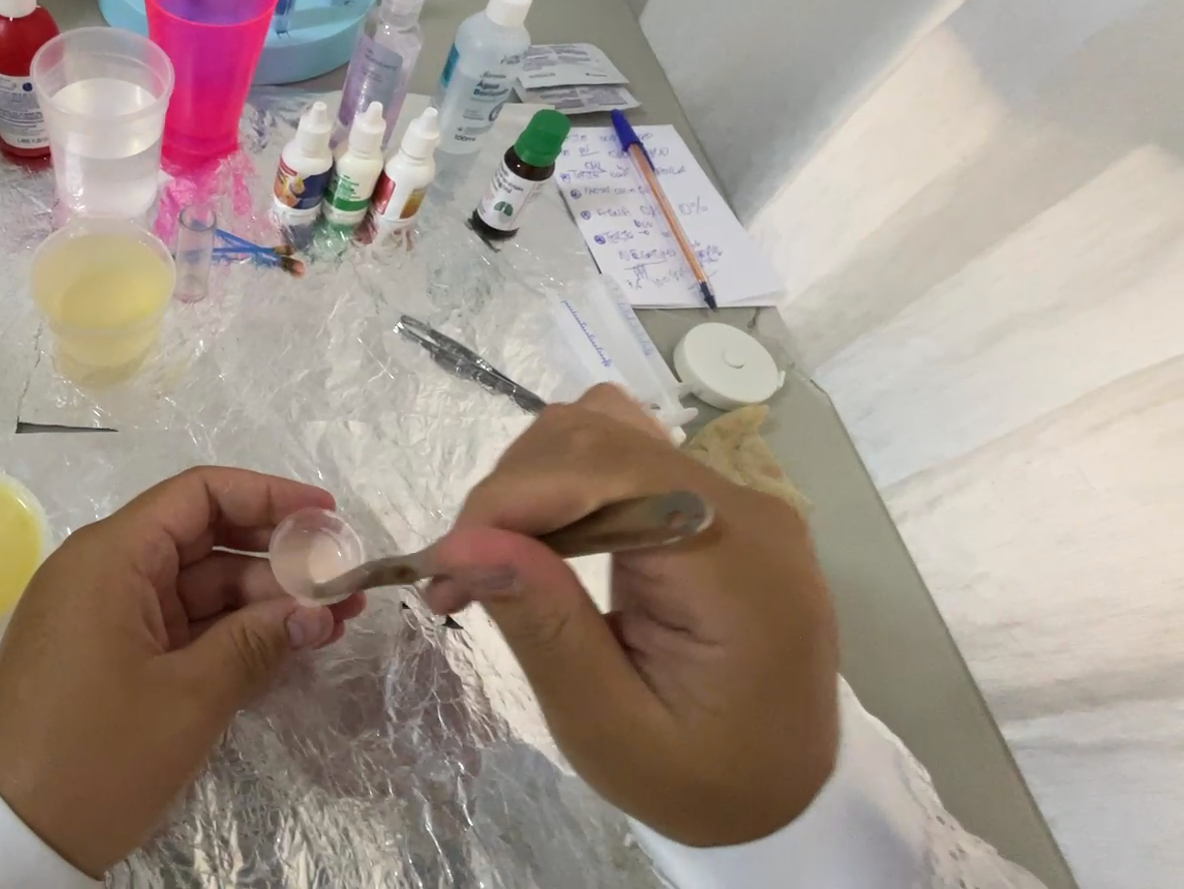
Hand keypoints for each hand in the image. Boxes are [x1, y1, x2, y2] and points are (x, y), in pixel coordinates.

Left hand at [0, 467, 366, 874]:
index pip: (199, 494)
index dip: (268, 495)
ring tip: (335, 617)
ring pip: (199, 584)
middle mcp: (108, 568)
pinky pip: (181, 621)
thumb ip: (257, 642)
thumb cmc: (92, 756)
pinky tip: (285, 641)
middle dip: (276, 556)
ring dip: (262, 598)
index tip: (327, 516)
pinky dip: (230, 629)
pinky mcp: (113, 650)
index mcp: (113, 554)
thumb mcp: (187, 698)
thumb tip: (322, 611)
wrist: (1, 836)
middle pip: (204, 537)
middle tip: (342, 578)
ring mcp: (110, 611)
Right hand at [424, 385, 838, 846]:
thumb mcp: (611, 732)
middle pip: (588, 438)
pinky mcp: (695, 497)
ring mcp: (720, 493)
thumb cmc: (700, 779)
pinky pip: (605, 451)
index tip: (445, 565)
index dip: (510, 498)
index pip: (602, 470)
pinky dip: (549, 482)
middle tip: (460, 579)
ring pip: (587, 431)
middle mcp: (739, 504)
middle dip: (506, 498)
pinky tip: (538, 537)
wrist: (776, 790)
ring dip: (521, 487)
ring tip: (495, 563)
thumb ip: (544, 629)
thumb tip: (461, 543)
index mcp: (737, 562)